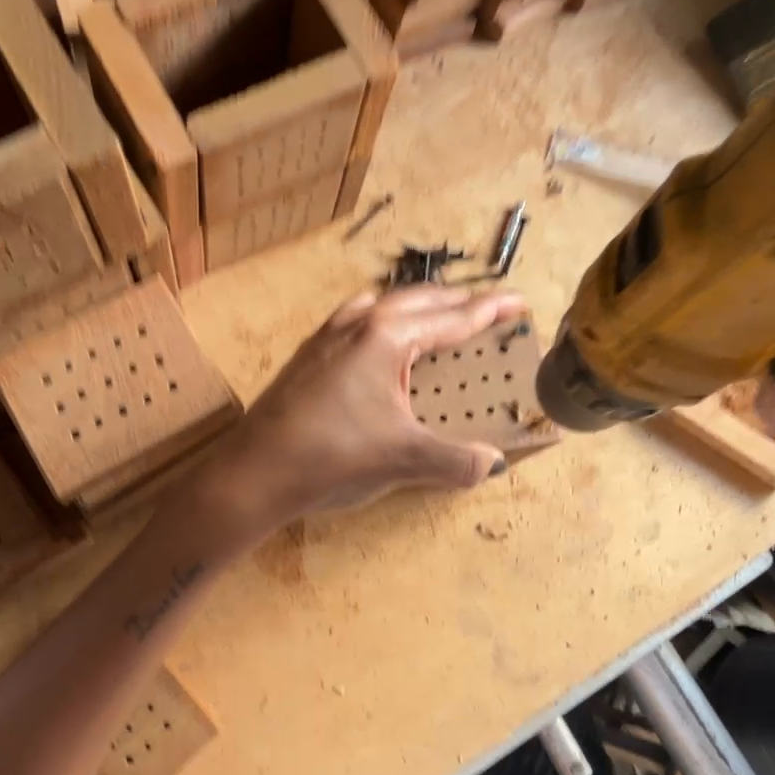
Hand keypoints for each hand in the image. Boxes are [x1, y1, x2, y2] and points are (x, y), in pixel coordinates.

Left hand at [184, 286, 529, 541]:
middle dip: (457, 303)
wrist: (254, 472)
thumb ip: (456, 460)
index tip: (519, 302)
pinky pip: (356, 322)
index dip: (491, 310)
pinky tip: (377, 350)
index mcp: (388, 337)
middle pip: (418, 301)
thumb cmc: (333, 457)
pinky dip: (382, 323)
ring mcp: (326, 337)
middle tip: (486, 313)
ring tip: (436, 323)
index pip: (453, 318)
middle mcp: (357, 324)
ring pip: (382, 305)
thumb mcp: (404, 459)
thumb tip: (493, 464)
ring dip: (416, 308)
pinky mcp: (306, 357)